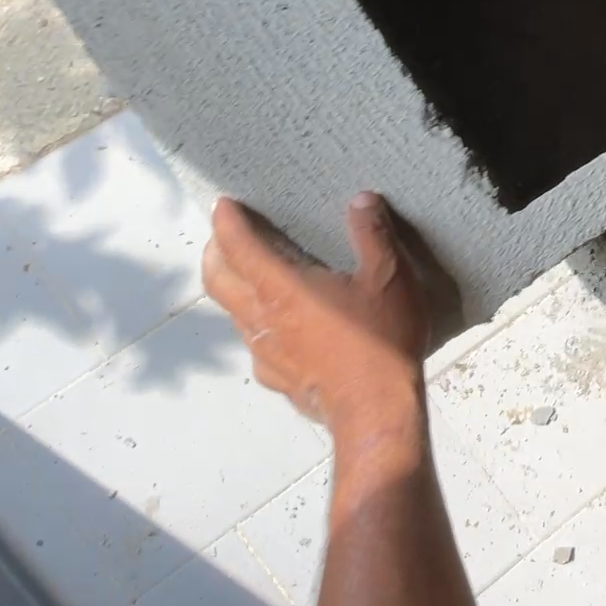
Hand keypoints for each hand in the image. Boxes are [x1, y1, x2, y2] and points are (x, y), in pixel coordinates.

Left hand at [203, 192, 431, 443]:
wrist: (375, 406)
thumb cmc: (382, 335)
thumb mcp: (390, 276)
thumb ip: (373, 235)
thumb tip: (361, 199)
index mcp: (284, 289)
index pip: (241, 248)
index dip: (228, 223)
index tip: (222, 204)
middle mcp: (261, 319)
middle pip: (220, 280)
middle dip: (216, 252)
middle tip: (224, 235)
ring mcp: (264, 352)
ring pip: (235, 311)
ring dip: (235, 286)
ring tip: (254, 275)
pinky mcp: (276, 376)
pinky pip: (257, 339)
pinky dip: (259, 319)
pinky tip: (285, 324)